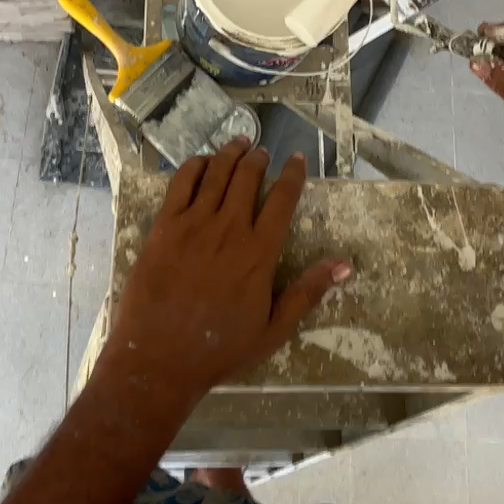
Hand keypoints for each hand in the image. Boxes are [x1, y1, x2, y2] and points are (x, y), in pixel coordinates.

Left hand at [99, 139, 351, 407]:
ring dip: (230, 153)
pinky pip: (181, 182)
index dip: (292, 174)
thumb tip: (344, 264)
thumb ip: (307, 292)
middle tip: (262, 152)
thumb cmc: (219, 350)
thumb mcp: (273, 329)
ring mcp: (193, 224)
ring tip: (238, 144)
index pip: (282, 199)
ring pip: (217, 173)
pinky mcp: (165, 225)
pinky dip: (195, 165)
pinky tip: (202, 161)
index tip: (296, 159)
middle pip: (248, 177)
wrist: (159, 359)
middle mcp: (229, 229)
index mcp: (259, 253)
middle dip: (258, 158)